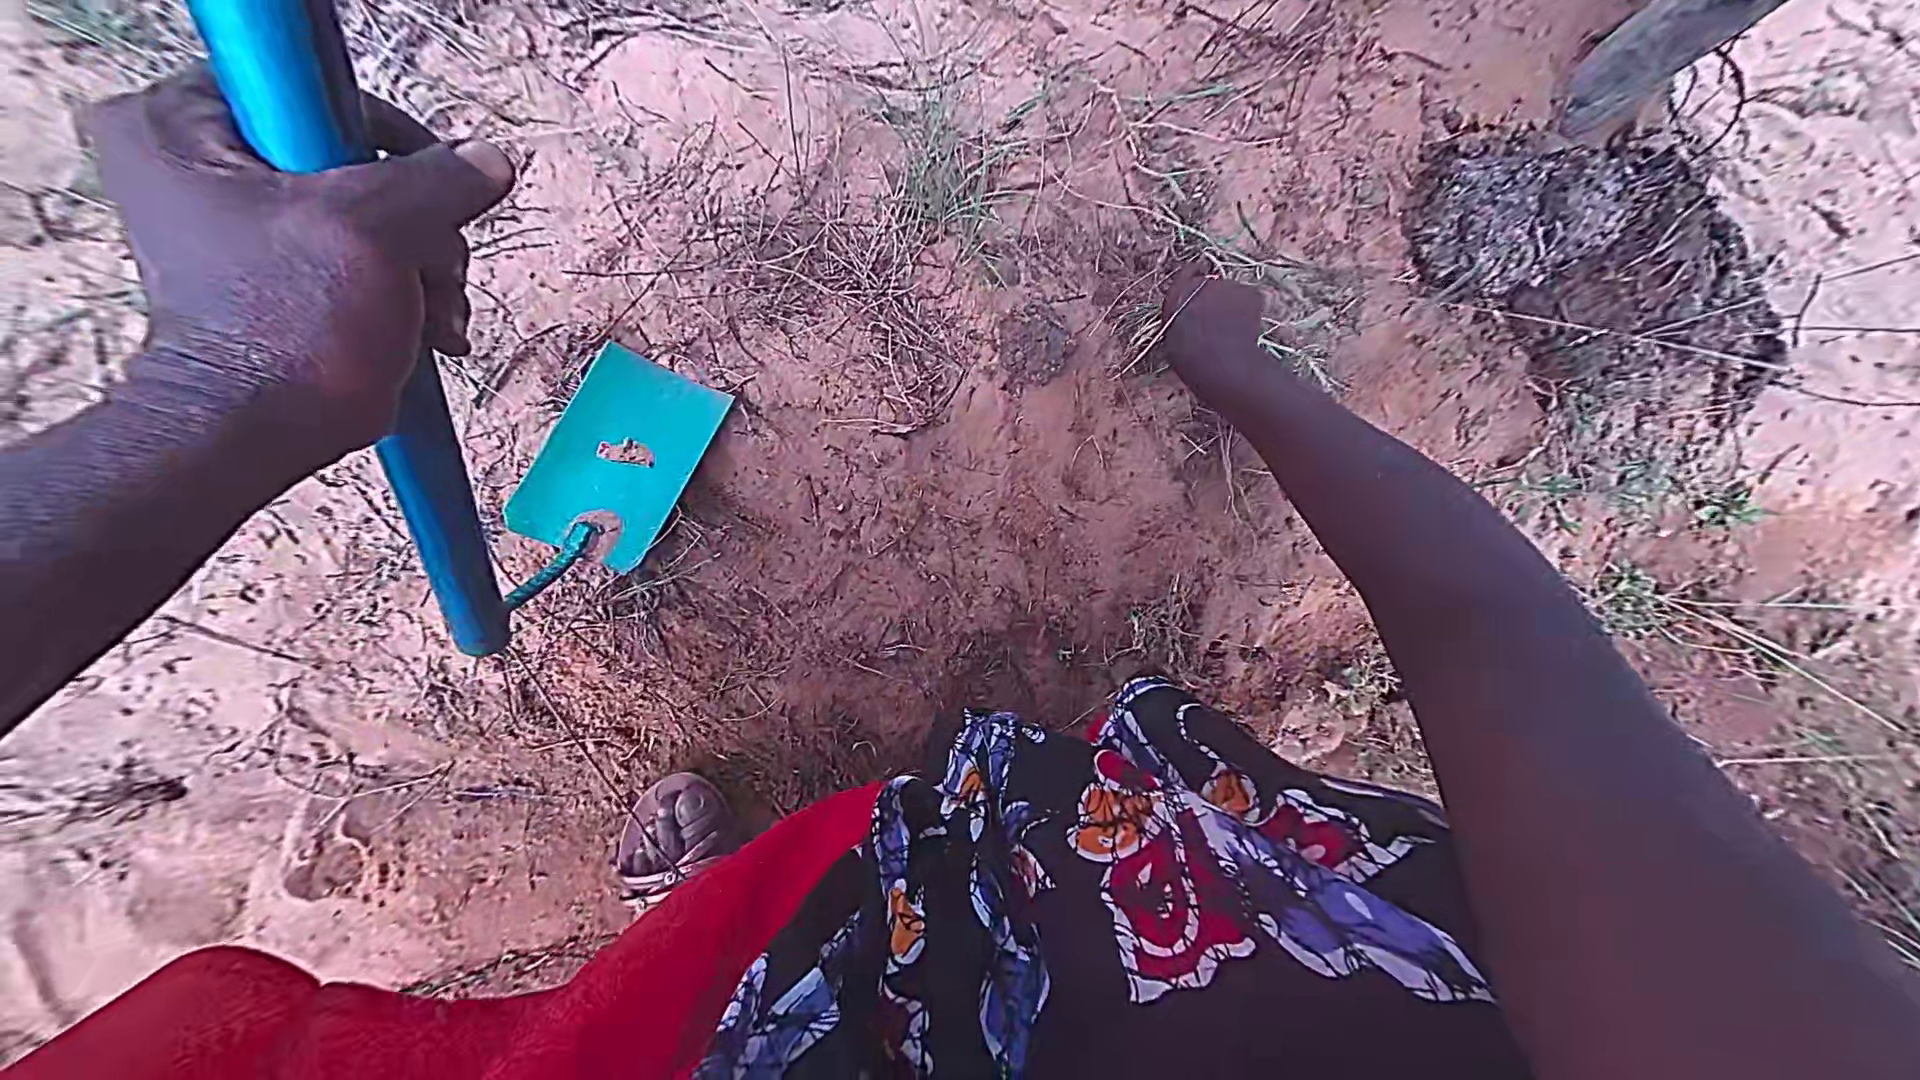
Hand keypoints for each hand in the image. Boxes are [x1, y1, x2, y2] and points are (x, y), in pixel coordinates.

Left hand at [88, 69, 515, 459]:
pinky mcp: (303, 271)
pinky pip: (388, 259)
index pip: (312, 93)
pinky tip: (433, 327)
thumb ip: (436, 184)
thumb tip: (493, 158)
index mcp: (185, 128)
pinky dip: (423, 293)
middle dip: (423, 232)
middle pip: (366, 169)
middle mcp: (216, 167)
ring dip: (434, 272)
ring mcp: (263, 225)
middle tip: (429, 277)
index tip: (439, 193)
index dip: (391, 141)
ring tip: (435, 316)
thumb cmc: (297, 320)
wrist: (277, 420)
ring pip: (391, 221)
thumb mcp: (373, 231)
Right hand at [1159, 265, 1274, 409]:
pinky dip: (1248, 309)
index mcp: (1179, 292)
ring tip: (1229, 330)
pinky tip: (1244, 329)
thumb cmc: (1189, 357)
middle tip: (1214, 321)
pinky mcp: (1250, 292)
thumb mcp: (1173, 335)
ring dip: (1230, 305)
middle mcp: (1204, 282)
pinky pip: (1249, 298)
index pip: (1187, 273)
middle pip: (1210, 284)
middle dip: (1213, 297)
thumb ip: (1182, 317)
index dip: (1193, 280)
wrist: (1219, 361)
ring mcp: (1229, 285)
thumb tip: (1190, 316)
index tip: (1197, 290)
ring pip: (1231, 292)